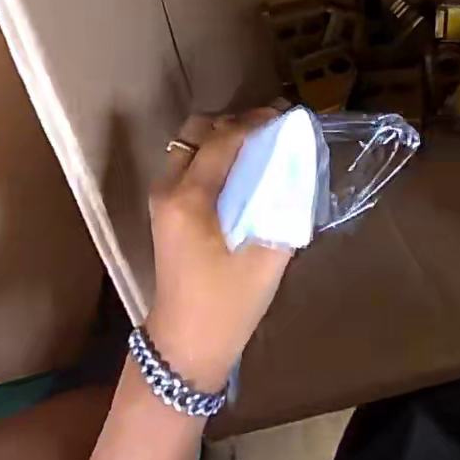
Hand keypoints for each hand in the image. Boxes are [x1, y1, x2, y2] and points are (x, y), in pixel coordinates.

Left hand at [142, 109, 293, 392]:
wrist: (185, 344)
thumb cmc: (226, 305)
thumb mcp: (266, 259)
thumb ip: (283, 210)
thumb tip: (297, 171)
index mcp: (189, 198)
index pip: (221, 140)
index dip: (253, 122)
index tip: (284, 115)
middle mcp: (169, 188)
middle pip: (197, 131)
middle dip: (234, 122)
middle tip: (270, 128)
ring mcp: (162, 197)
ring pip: (190, 145)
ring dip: (222, 136)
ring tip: (259, 144)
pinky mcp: (166, 208)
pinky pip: (189, 163)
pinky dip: (213, 154)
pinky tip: (242, 167)